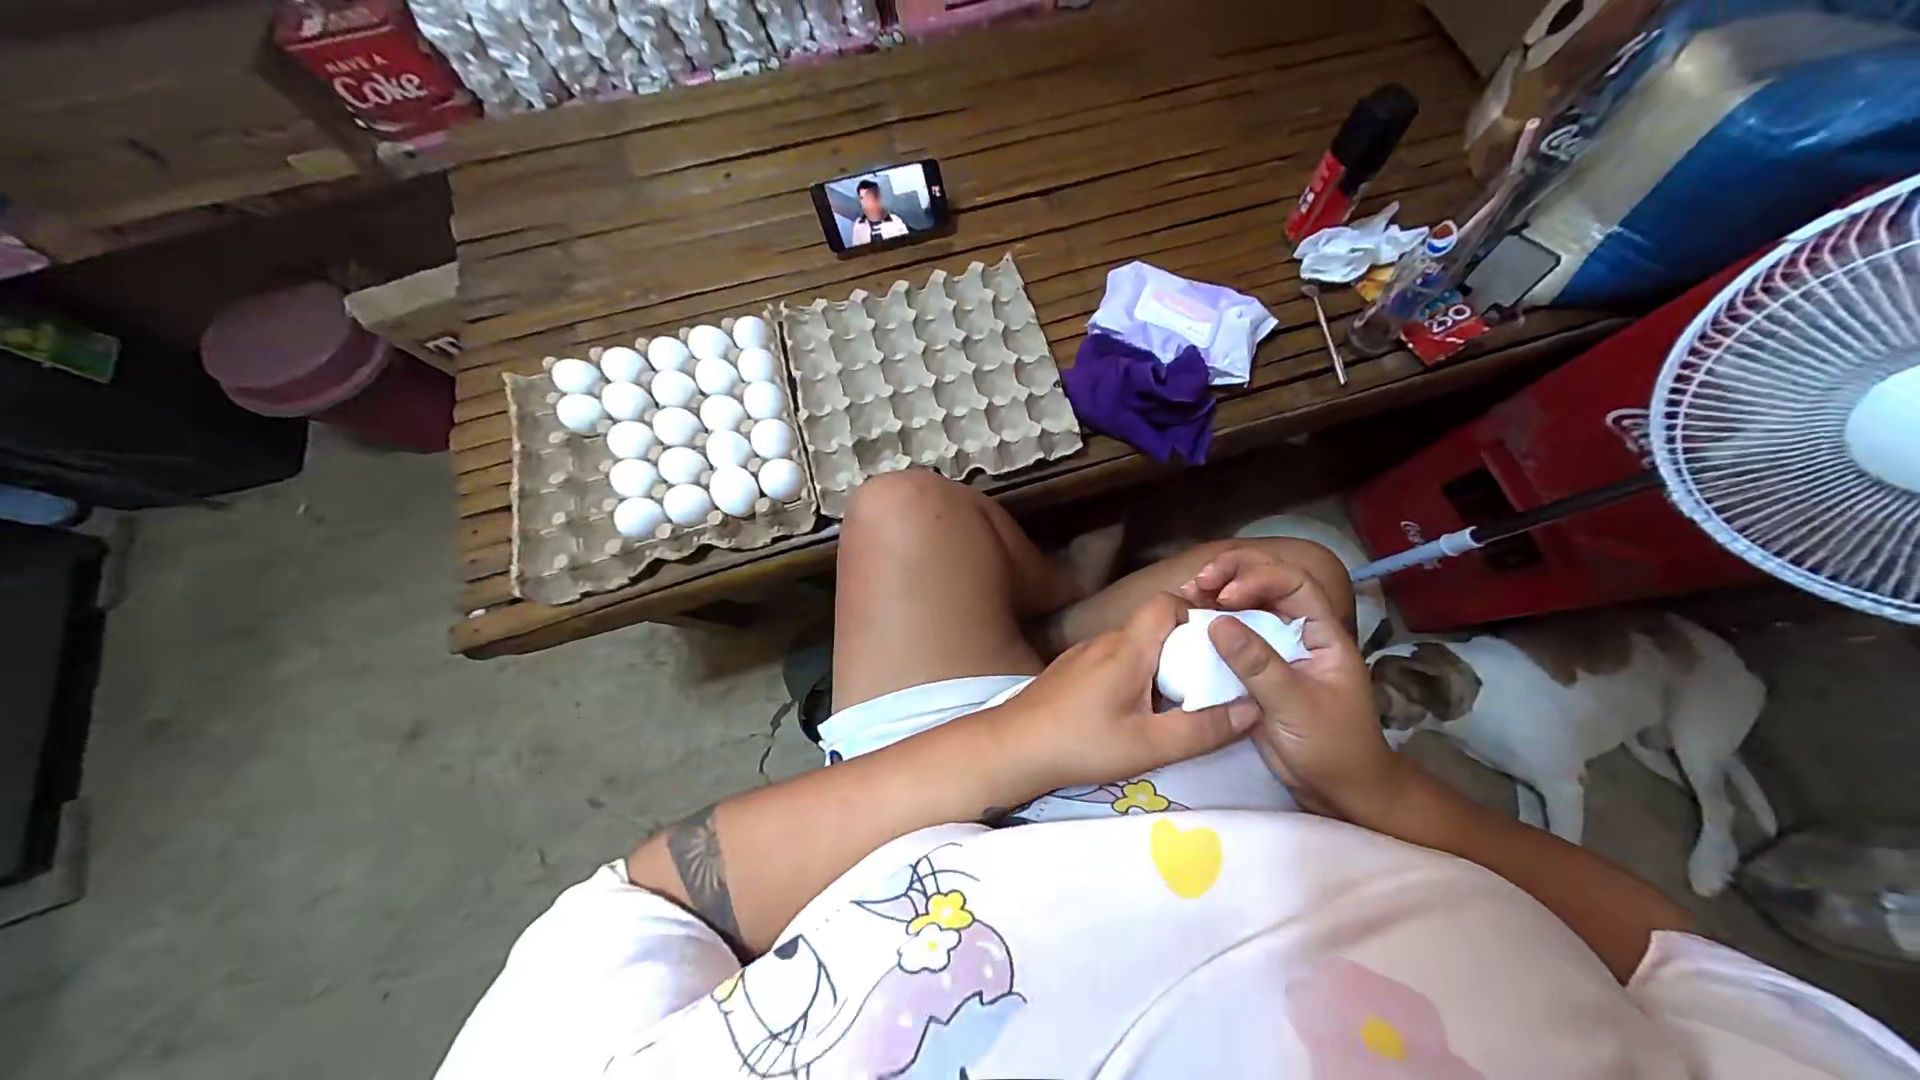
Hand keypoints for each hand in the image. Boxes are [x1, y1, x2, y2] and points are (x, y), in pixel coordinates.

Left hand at [995, 593, 1262, 791]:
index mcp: (1127, 648)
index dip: (1193, 616)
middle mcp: (1103, 640)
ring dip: (1154, 668)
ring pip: (1130, 647)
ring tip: (1166, 706)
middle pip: (1152, 628)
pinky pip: (1109, 660)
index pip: (1165, 603)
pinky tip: (1125, 712)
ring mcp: (1081, 653)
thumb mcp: (1150, 745)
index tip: (1213, 649)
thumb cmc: (1082, 744)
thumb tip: (1253, 710)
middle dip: (1181, 651)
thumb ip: (1204, 729)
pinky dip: (1128, 676)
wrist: (1011, 747)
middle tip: (1198, 688)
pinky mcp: (1067, 670)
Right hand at [1180, 549, 1408, 819]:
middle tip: (1198, 581)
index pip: (1294, 584)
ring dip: (1216, 594)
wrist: (1337, 789)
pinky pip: (1231, 637)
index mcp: (1322, 633)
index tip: (1225, 596)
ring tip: (1187, 594)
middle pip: (1268, 583)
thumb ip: (1257, 663)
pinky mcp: (1254, 670)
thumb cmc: (1331, 745)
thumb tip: (1216, 622)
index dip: (1258, 579)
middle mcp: (1297, 632)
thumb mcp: (1295, 704)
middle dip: (1233, 573)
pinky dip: (1209, 625)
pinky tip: (1187, 624)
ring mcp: (1275, 649)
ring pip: (1246, 607)